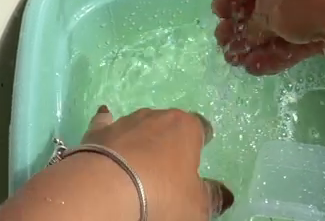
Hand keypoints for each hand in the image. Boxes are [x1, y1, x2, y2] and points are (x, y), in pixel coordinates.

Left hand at [82, 106, 232, 218]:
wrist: (106, 190)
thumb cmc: (160, 196)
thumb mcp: (196, 207)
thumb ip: (211, 197)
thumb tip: (225, 193)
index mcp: (186, 128)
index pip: (201, 127)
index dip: (203, 138)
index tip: (204, 145)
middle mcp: (158, 117)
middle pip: (170, 124)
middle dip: (170, 139)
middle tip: (170, 163)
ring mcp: (127, 121)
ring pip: (140, 124)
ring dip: (142, 138)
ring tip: (141, 159)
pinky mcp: (99, 130)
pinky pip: (106, 121)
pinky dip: (108, 123)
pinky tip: (105, 118)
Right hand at [211, 0, 324, 74]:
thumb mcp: (268, 6)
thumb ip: (253, 21)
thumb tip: (247, 34)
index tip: (217, 14)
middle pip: (265, 1)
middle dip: (244, 25)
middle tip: (224, 44)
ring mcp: (316, 2)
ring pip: (280, 24)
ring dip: (257, 43)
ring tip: (236, 62)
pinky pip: (295, 39)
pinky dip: (277, 52)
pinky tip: (256, 68)